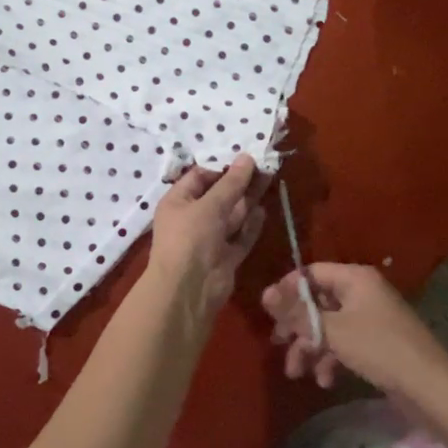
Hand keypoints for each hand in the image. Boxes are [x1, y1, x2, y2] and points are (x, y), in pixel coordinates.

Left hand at [149, 155, 265, 311]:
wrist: (189, 290)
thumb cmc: (190, 238)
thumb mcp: (209, 205)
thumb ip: (231, 183)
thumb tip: (247, 158)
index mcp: (178, 202)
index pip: (199, 177)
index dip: (221, 167)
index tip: (245, 158)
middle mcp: (193, 218)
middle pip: (219, 196)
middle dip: (240, 182)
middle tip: (265, 166)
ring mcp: (210, 239)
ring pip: (232, 216)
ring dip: (248, 200)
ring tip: (269, 180)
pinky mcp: (225, 257)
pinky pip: (240, 237)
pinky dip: (251, 225)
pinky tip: (263, 210)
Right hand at [261, 263, 447, 390]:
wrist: (429, 387)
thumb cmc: (379, 348)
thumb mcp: (331, 330)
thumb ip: (296, 313)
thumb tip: (264, 294)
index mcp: (355, 278)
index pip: (311, 273)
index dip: (288, 290)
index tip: (270, 313)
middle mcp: (362, 292)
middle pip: (317, 301)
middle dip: (297, 326)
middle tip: (278, 344)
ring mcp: (370, 318)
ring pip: (328, 326)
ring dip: (310, 348)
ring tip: (297, 373)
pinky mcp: (376, 343)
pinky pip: (344, 343)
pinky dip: (331, 359)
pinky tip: (325, 381)